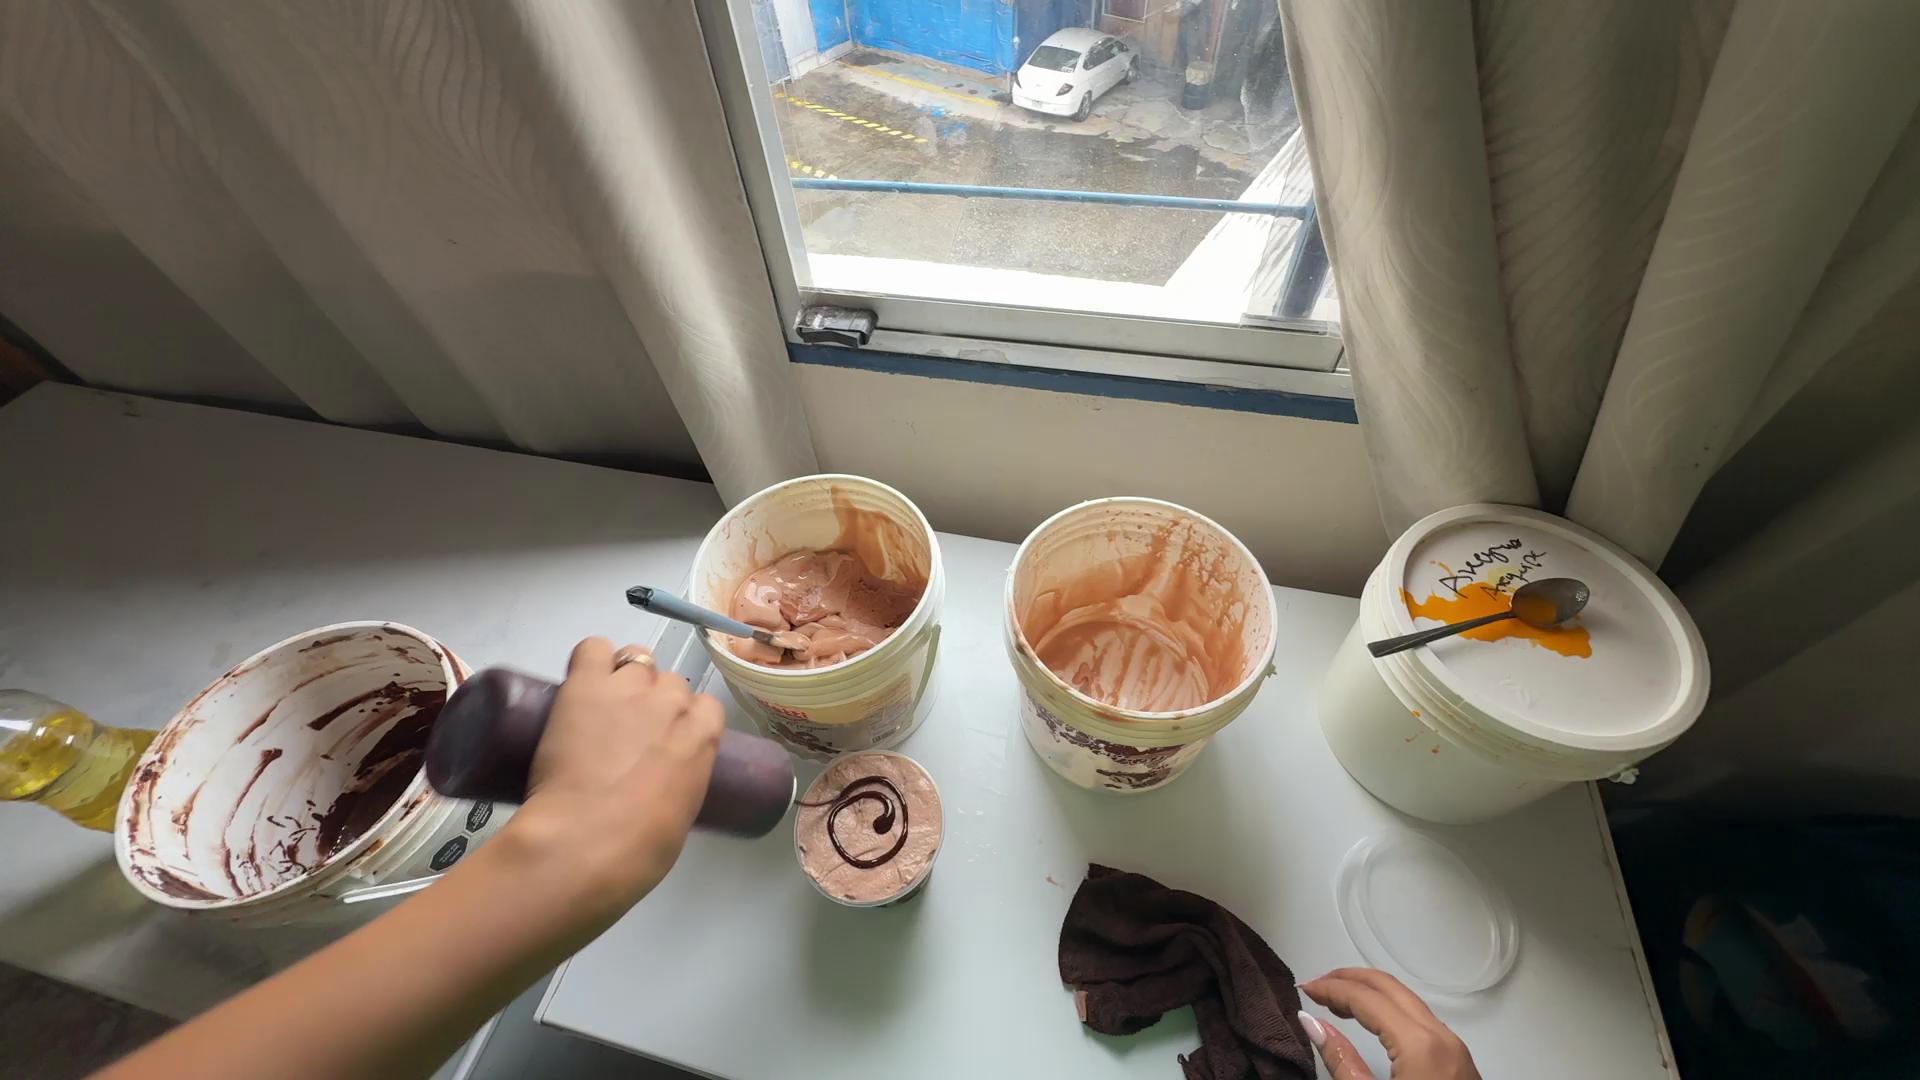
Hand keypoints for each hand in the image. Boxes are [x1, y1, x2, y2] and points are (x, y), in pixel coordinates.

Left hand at [494, 637, 724, 916]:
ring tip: (602, 710)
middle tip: (627, 735)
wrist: (585, 845)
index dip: (683, 723)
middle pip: (670, 682)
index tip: (664, 744)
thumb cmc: (641, 849)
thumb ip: (680, 783)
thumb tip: (659, 787)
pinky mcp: (585, 686)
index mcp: (704, 732)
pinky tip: (581, 684)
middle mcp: (672, 700)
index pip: (704, 706)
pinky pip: (593, 649)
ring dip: (624, 679)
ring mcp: (629, 689)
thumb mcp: (683, 812)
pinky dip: (590, 661)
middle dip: (653, 703)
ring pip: (636, 659)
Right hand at [1297, 969, 1480, 1079]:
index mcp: (1420, 1044)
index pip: (1365, 997)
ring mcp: (1456, 1049)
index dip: (1330, 988)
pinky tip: (1370, 1021)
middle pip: (1388, 985)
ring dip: (1368, 992)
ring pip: (1405, 998)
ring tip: (1337, 1002)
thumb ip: (1340, 1061)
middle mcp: (1442, 1036)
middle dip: (1348, 978)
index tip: (1304, 990)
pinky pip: (1418, 1016)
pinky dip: (1387, 1007)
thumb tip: (1311, 1021)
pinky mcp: (1460, 1062)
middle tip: (1318, 986)